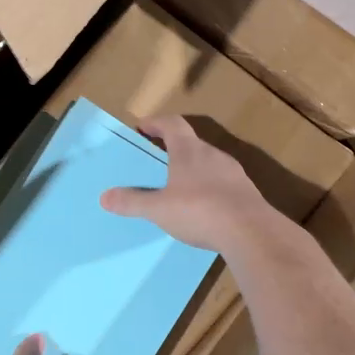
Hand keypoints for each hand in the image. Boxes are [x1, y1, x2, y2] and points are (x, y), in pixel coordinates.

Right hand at [100, 115, 276, 253]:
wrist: (250, 231)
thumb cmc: (198, 210)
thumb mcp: (158, 209)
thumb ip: (132, 202)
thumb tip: (104, 197)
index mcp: (189, 151)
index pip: (172, 125)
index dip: (156, 123)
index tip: (143, 126)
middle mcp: (213, 154)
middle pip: (191, 142)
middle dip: (173, 147)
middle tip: (158, 157)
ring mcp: (233, 172)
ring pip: (208, 162)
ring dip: (192, 167)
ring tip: (178, 183)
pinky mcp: (245, 191)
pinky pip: (221, 182)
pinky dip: (208, 187)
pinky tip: (201, 205)